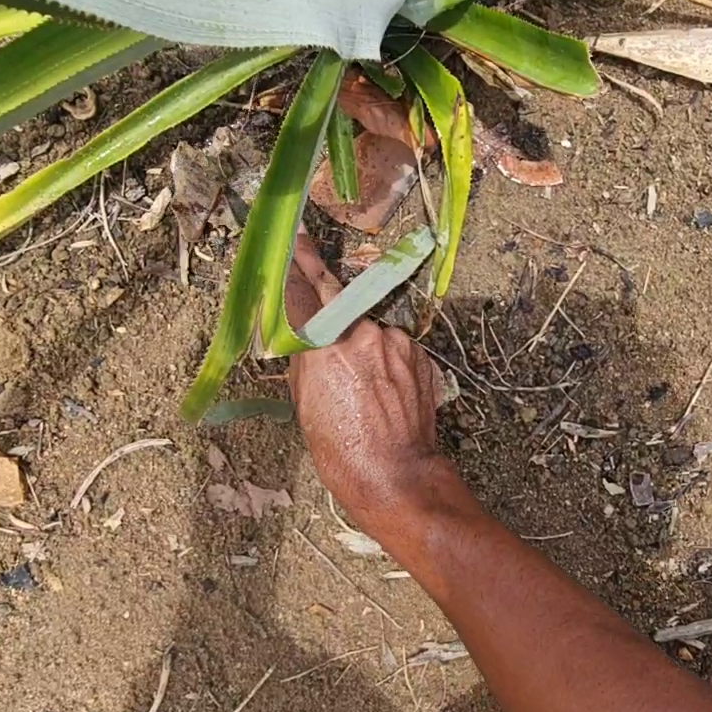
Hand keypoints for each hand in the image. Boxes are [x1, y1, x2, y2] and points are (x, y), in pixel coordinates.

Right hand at [284, 233, 453, 536]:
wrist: (397, 474)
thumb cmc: (341, 450)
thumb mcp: (305, 404)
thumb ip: (303, 359)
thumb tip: (299, 335)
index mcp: (325, 346)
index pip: (304, 291)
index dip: (296, 263)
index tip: (292, 237)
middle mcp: (363, 333)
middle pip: (338, 299)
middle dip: (322, 286)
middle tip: (307, 254)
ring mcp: (396, 340)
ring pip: (368, 327)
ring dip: (359, 341)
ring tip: (359, 383)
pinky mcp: (418, 352)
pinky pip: (392, 344)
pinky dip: (382, 356)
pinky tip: (380, 387)